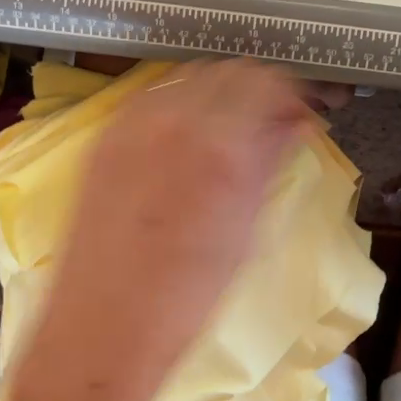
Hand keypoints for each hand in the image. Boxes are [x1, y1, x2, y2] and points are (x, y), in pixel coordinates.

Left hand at [2, 58, 311, 400]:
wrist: (101, 331)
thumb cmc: (185, 299)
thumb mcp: (245, 230)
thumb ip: (271, 162)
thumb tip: (296, 124)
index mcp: (221, 146)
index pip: (268, 82)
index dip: (291, 92)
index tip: (299, 112)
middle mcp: (176, 120)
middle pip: (230, 69)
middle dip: (258, 87)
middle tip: (271, 119)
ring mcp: (134, 123)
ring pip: (190, 74)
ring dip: (219, 89)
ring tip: (231, 126)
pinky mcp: (105, 135)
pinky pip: (153, 93)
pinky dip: (180, 100)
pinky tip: (187, 133)